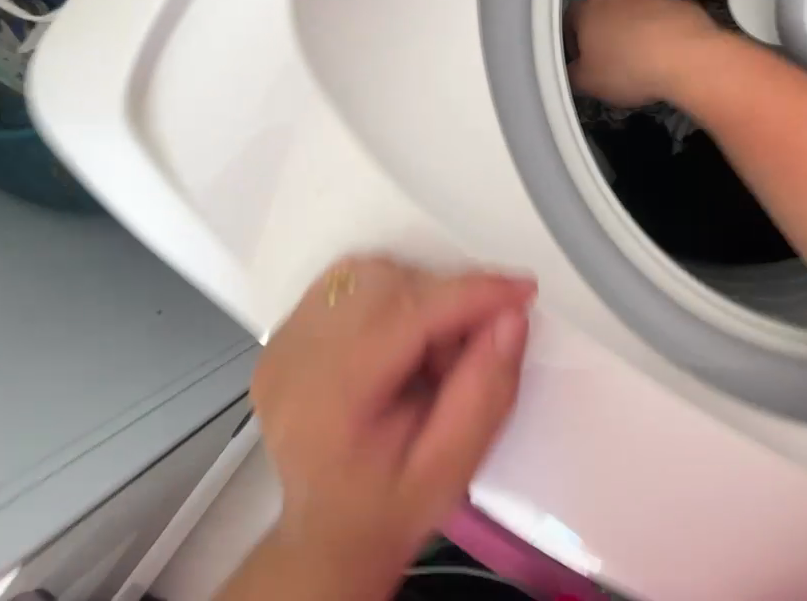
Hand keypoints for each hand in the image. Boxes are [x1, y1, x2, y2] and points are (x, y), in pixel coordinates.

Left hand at [243, 257, 534, 598]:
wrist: (331, 533)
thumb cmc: (394, 504)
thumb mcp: (455, 466)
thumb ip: (485, 391)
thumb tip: (512, 316)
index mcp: (329, 401)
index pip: (405, 316)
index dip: (471, 294)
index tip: (524, 291)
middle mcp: (292, 361)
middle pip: (384, 283)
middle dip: (447, 298)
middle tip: (473, 345)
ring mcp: (282, 344)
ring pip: (369, 273)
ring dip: (421, 294)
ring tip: (435, 350)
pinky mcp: (287, 334)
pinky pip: (351, 283)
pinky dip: (394, 295)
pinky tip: (405, 342)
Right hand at [569, 0, 727, 106]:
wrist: (689, 57)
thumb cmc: (629, 69)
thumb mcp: (588, 83)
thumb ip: (572, 75)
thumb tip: (571, 71)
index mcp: (589, 9)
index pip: (569, 19)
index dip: (571, 41)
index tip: (581, 61)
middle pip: (604, 12)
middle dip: (606, 34)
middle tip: (613, 62)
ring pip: (636, 12)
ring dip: (635, 30)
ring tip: (644, 59)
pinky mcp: (680, 1)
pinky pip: (663, 17)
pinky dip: (662, 31)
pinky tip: (669, 53)